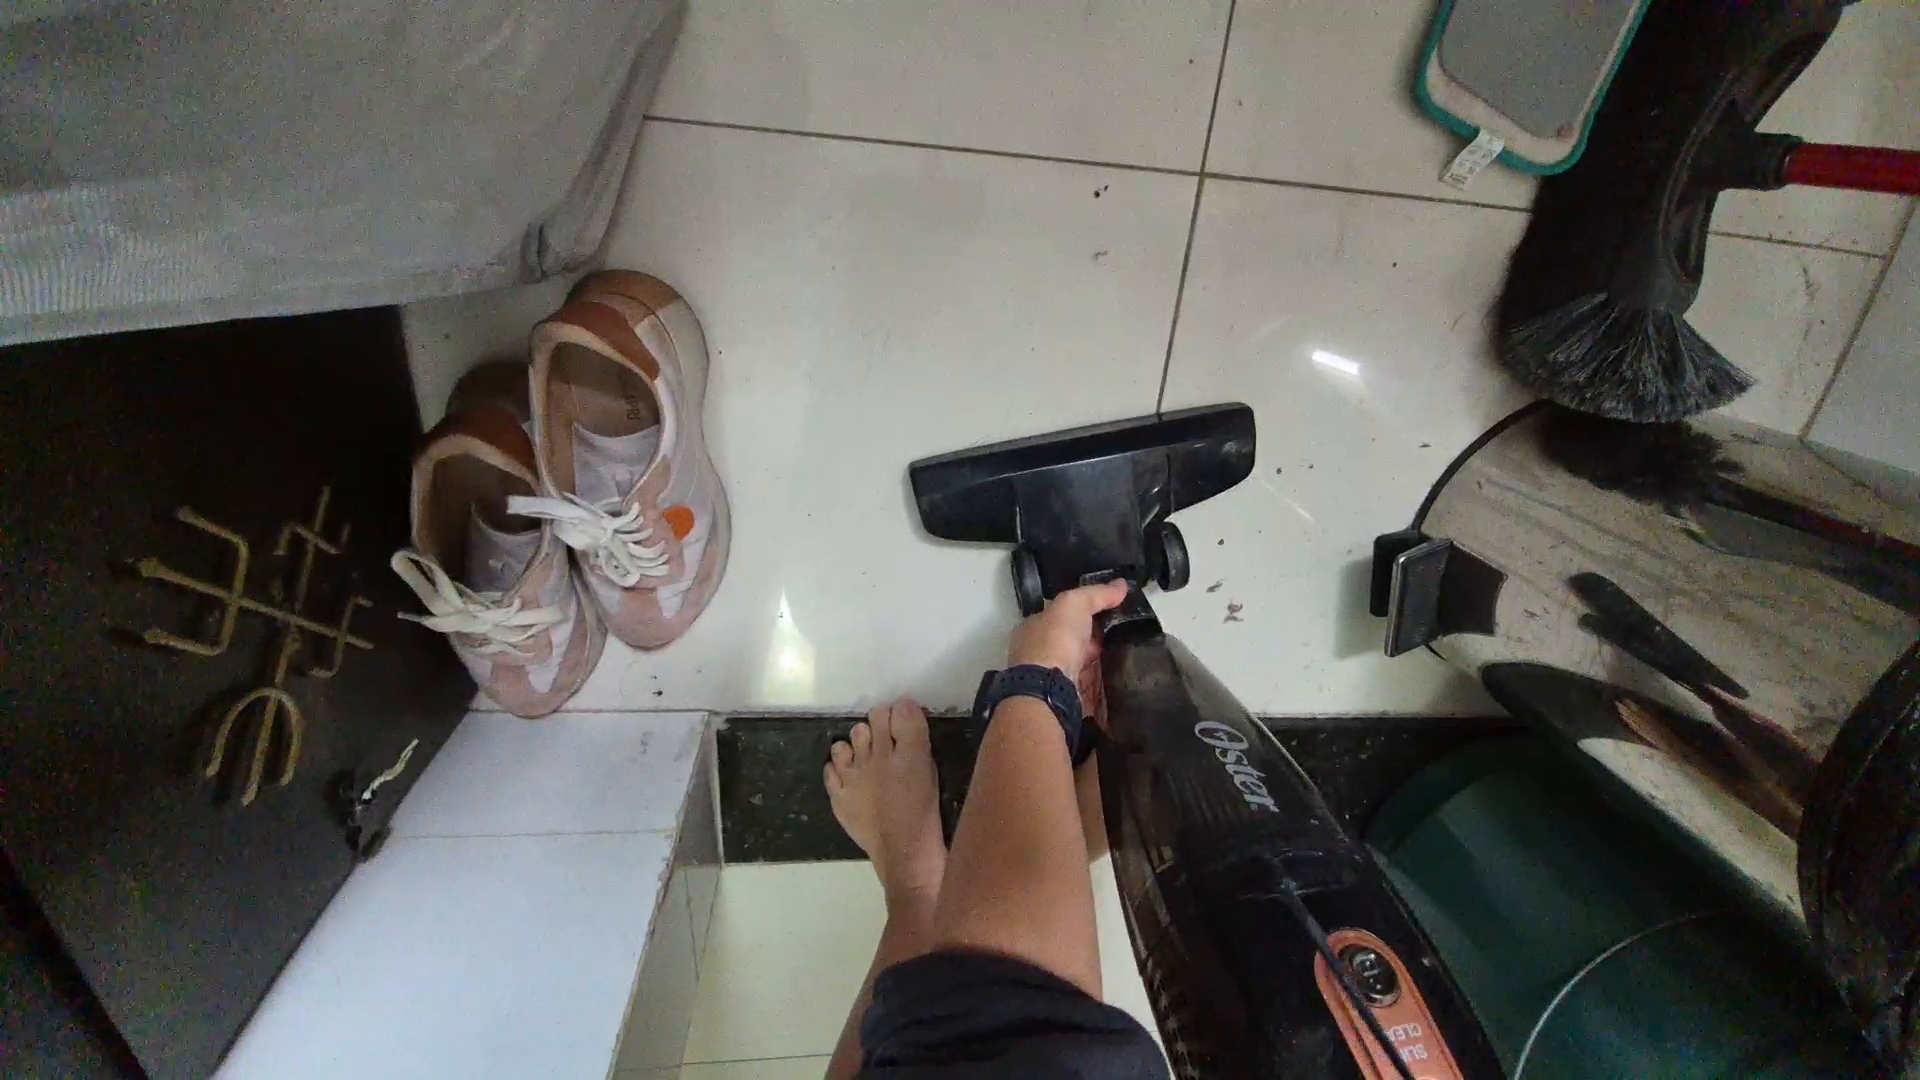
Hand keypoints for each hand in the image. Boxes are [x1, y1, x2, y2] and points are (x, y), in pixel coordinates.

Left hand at [1006, 580, 1130, 695]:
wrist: (1048, 690)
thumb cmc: (1054, 640)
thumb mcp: (1074, 604)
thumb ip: (1097, 594)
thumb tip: (1121, 585)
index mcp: (1034, 630)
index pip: (1060, 619)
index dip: (1084, 616)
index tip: (1111, 615)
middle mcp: (1040, 656)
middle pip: (1073, 647)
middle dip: (1096, 644)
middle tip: (1127, 638)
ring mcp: (1052, 682)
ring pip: (1083, 671)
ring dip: (1102, 669)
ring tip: (1133, 661)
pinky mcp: (1068, 703)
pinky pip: (1092, 694)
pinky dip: (1106, 690)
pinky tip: (1124, 684)